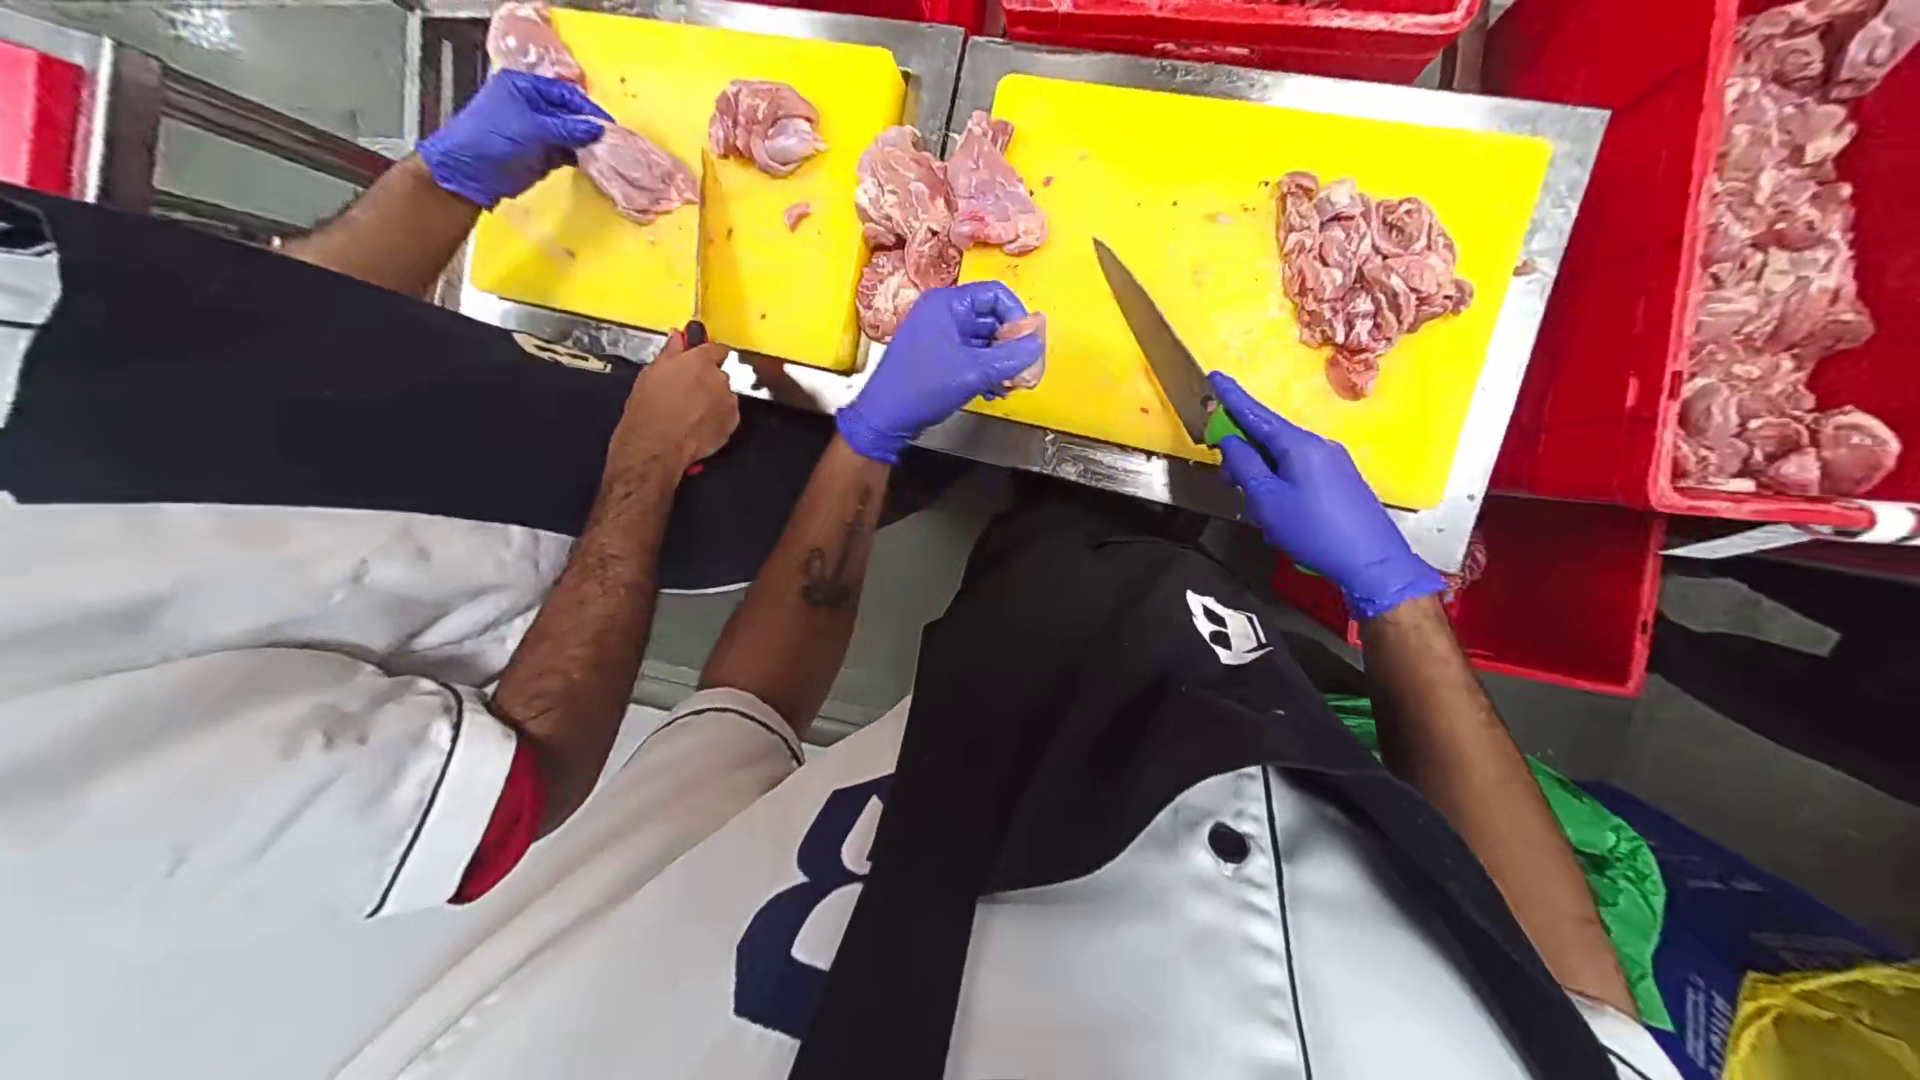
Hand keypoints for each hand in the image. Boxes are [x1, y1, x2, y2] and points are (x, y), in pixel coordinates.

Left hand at [418, 70, 610, 208]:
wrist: (471, 173)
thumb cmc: (494, 139)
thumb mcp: (533, 129)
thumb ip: (568, 128)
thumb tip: (600, 128)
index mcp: (523, 87)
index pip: (564, 93)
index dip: (588, 108)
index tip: (609, 125)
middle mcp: (532, 106)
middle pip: (570, 114)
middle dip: (590, 128)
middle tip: (612, 142)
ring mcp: (538, 131)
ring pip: (571, 135)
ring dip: (587, 145)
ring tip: (606, 155)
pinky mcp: (542, 154)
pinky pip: (568, 153)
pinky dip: (580, 158)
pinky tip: (593, 164)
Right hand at [608, 330, 738, 475]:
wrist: (659, 444)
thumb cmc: (650, 408)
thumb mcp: (652, 373)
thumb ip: (671, 352)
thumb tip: (678, 338)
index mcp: (700, 361)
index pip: (716, 349)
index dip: (709, 355)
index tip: (703, 359)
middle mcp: (720, 379)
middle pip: (720, 374)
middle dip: (708, 381)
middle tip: (689, 392)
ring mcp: (729, 402)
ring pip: (725, 396)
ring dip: (714, 400)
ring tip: (692, 412)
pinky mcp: (732, 422)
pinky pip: (728, 415)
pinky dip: (718, 418)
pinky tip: (699, 424)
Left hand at [836, 282, 1044, 463]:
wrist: (884, 418)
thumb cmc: (920, 388)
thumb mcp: (972, 372)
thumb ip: (1009, 357)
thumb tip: (1036, 346)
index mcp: (945, 304)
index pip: (994, 294)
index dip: (1017, 315)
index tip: (1029, 341)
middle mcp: (942, 314)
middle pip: (991, 318)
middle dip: (1010, 344)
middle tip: (1023, 368)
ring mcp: (938, 336)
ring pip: (982, 341)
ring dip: (1000, 362)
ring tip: (1008, 385)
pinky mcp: (938, 358)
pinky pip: (971, 356)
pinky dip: (985, 371)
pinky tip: (992, 391)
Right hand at [1210, 372, 1443, 619]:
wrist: (1371, 561)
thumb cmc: (1312, 530)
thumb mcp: (1267, 499)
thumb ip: (1244, 465)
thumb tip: (1229, 439)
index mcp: (1298, 445)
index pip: (1257, 414)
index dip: (1232, 398)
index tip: (1214, 377)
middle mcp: (1318, 445)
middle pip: (1269, 436)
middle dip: (1241, 450)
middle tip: (1225, 478)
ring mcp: (1332, 462)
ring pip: (1282, 456)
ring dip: (1259, 470)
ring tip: (1250, 500)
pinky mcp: (1339, 480)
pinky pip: (1297, 469)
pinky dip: (1277, 479)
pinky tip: (1274, 505)